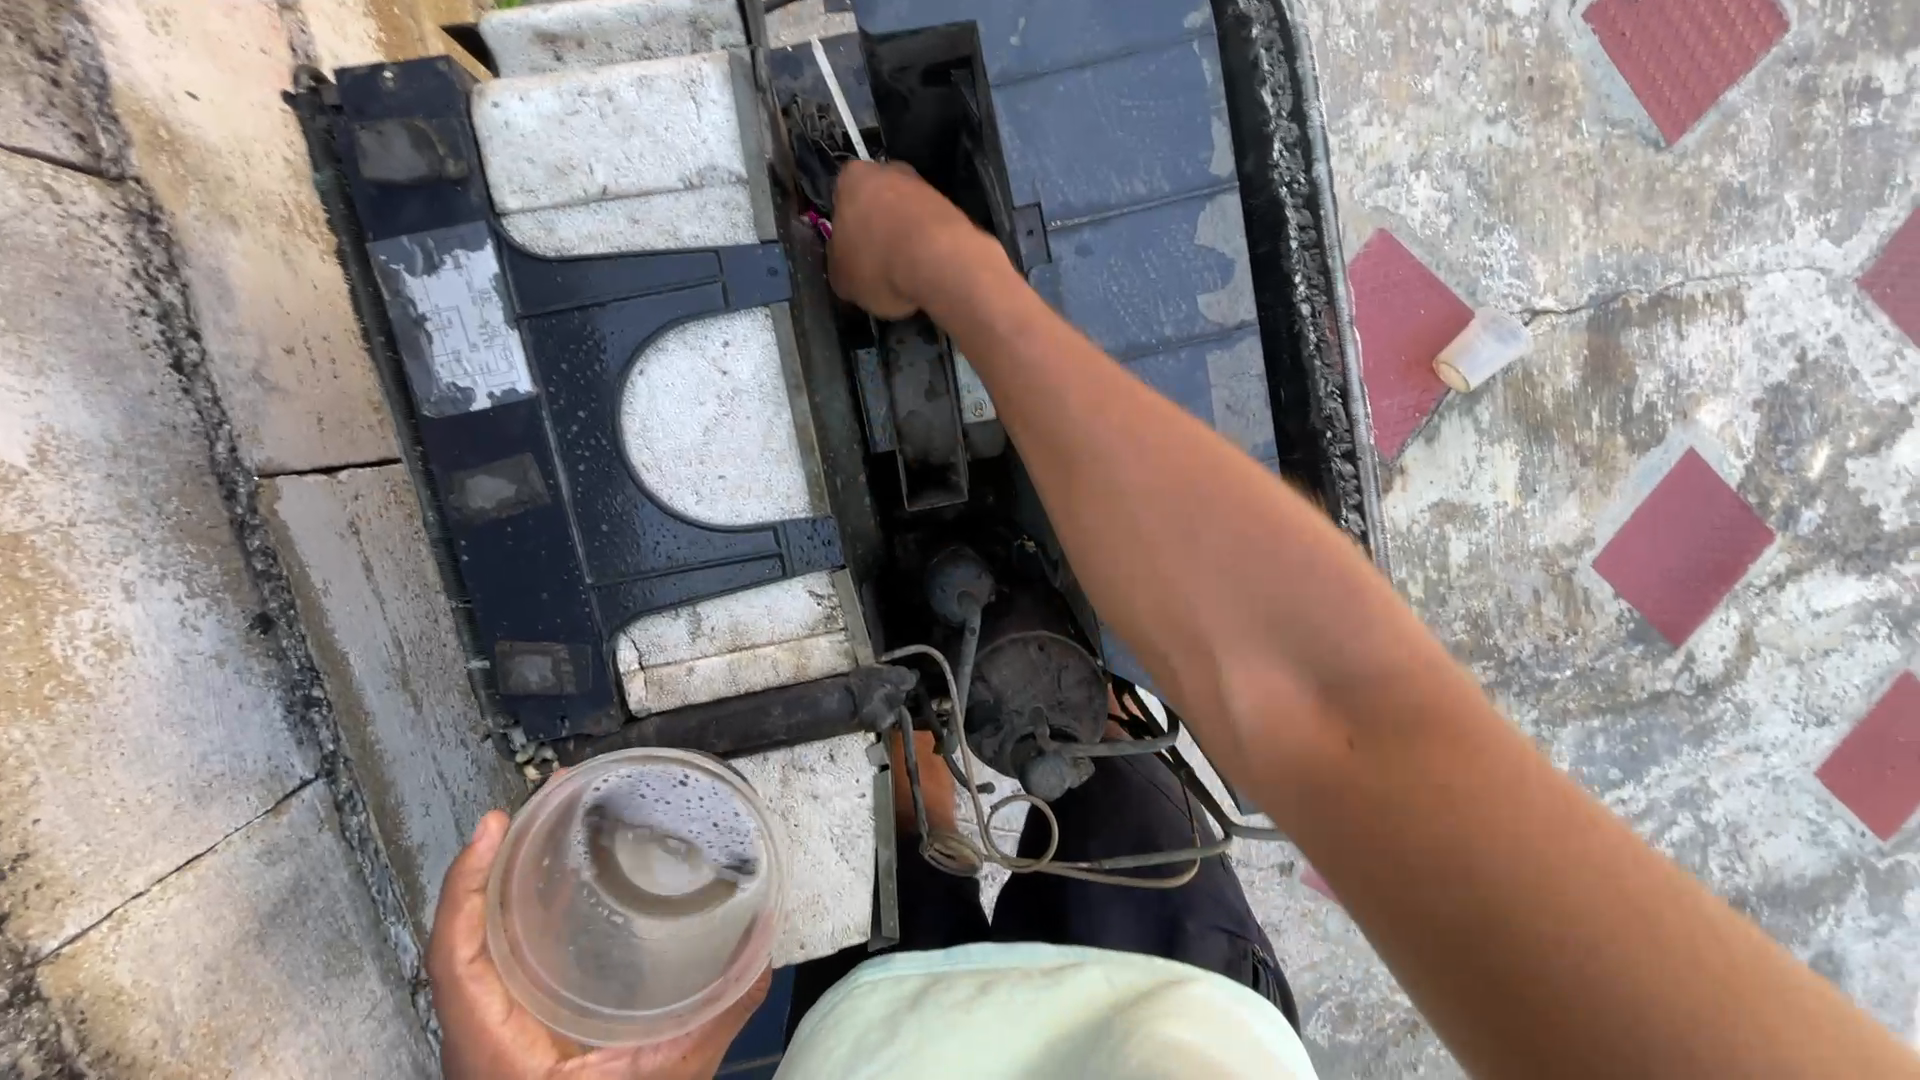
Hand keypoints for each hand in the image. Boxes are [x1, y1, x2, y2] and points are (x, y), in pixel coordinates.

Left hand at [427, 811, 771, 1079]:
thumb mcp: (668, 1079)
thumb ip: (716, 1014)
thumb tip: (759, 947)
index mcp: (496, 1048)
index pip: (454, 957)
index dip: (465, 886)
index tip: (493, 826)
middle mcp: (482, 1034)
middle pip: (467, 934)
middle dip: (498, 860)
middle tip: (546, 802)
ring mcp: (495, 1033)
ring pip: (485, 945)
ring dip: (513, 881)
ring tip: (554, 825)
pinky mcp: (516, 1032)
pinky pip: (506, 960)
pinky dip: (529, 914)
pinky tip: (566, 887)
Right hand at [827, 160, 991, 318]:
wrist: (942, 264)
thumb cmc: (878, 264)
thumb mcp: (841, 278)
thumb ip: (840, 265)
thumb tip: (847, 267)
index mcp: (851, 178)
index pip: (841, 203)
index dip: (845, 234)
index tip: (852, 258)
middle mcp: (889, 170)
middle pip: (877, 206)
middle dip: (877, 232)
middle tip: (878, 267)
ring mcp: (925, 187)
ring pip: (907, 217)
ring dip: (905, 241)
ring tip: (906, 276)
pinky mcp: (953, 208)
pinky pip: (932, 231)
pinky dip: (929, 249)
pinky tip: (928, 273)